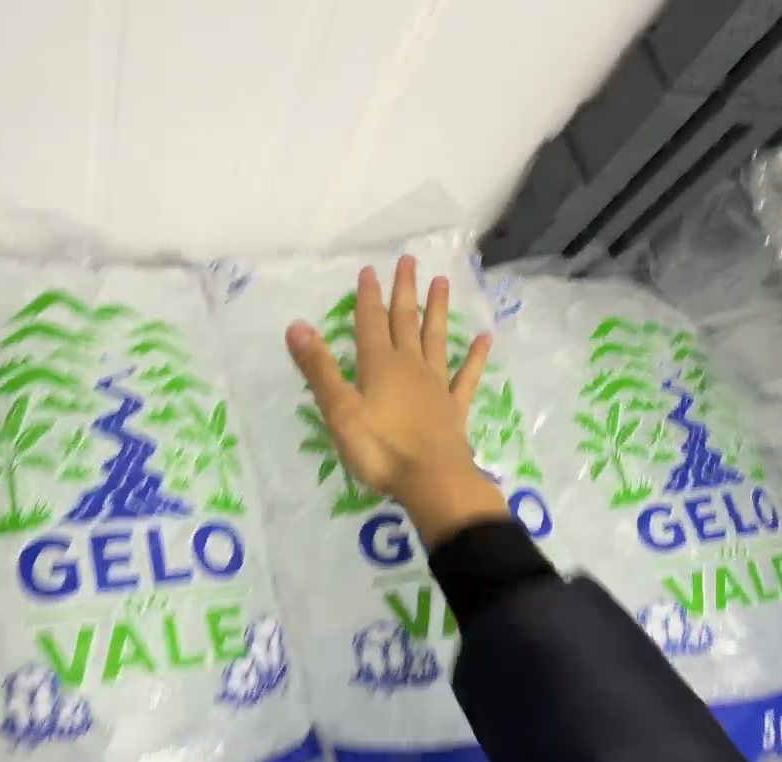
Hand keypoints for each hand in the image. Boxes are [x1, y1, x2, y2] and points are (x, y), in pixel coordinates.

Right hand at [285, 255, 508, 544]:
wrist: (432, 480)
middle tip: (409, 261)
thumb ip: (319, 369)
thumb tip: (297, 325)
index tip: (369, 269)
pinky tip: (484, 339)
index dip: (368, 296)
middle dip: (404, 291)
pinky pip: (466, 376)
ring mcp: (436, 386)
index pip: (371, 322)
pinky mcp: (454, 408)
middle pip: (405, 322)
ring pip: (436, 340)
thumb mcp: (340, 411)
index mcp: (380, 365)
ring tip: (442, 283)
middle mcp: (410, 366)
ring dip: (437, 311)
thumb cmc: (380, 449)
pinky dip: (475, 357)